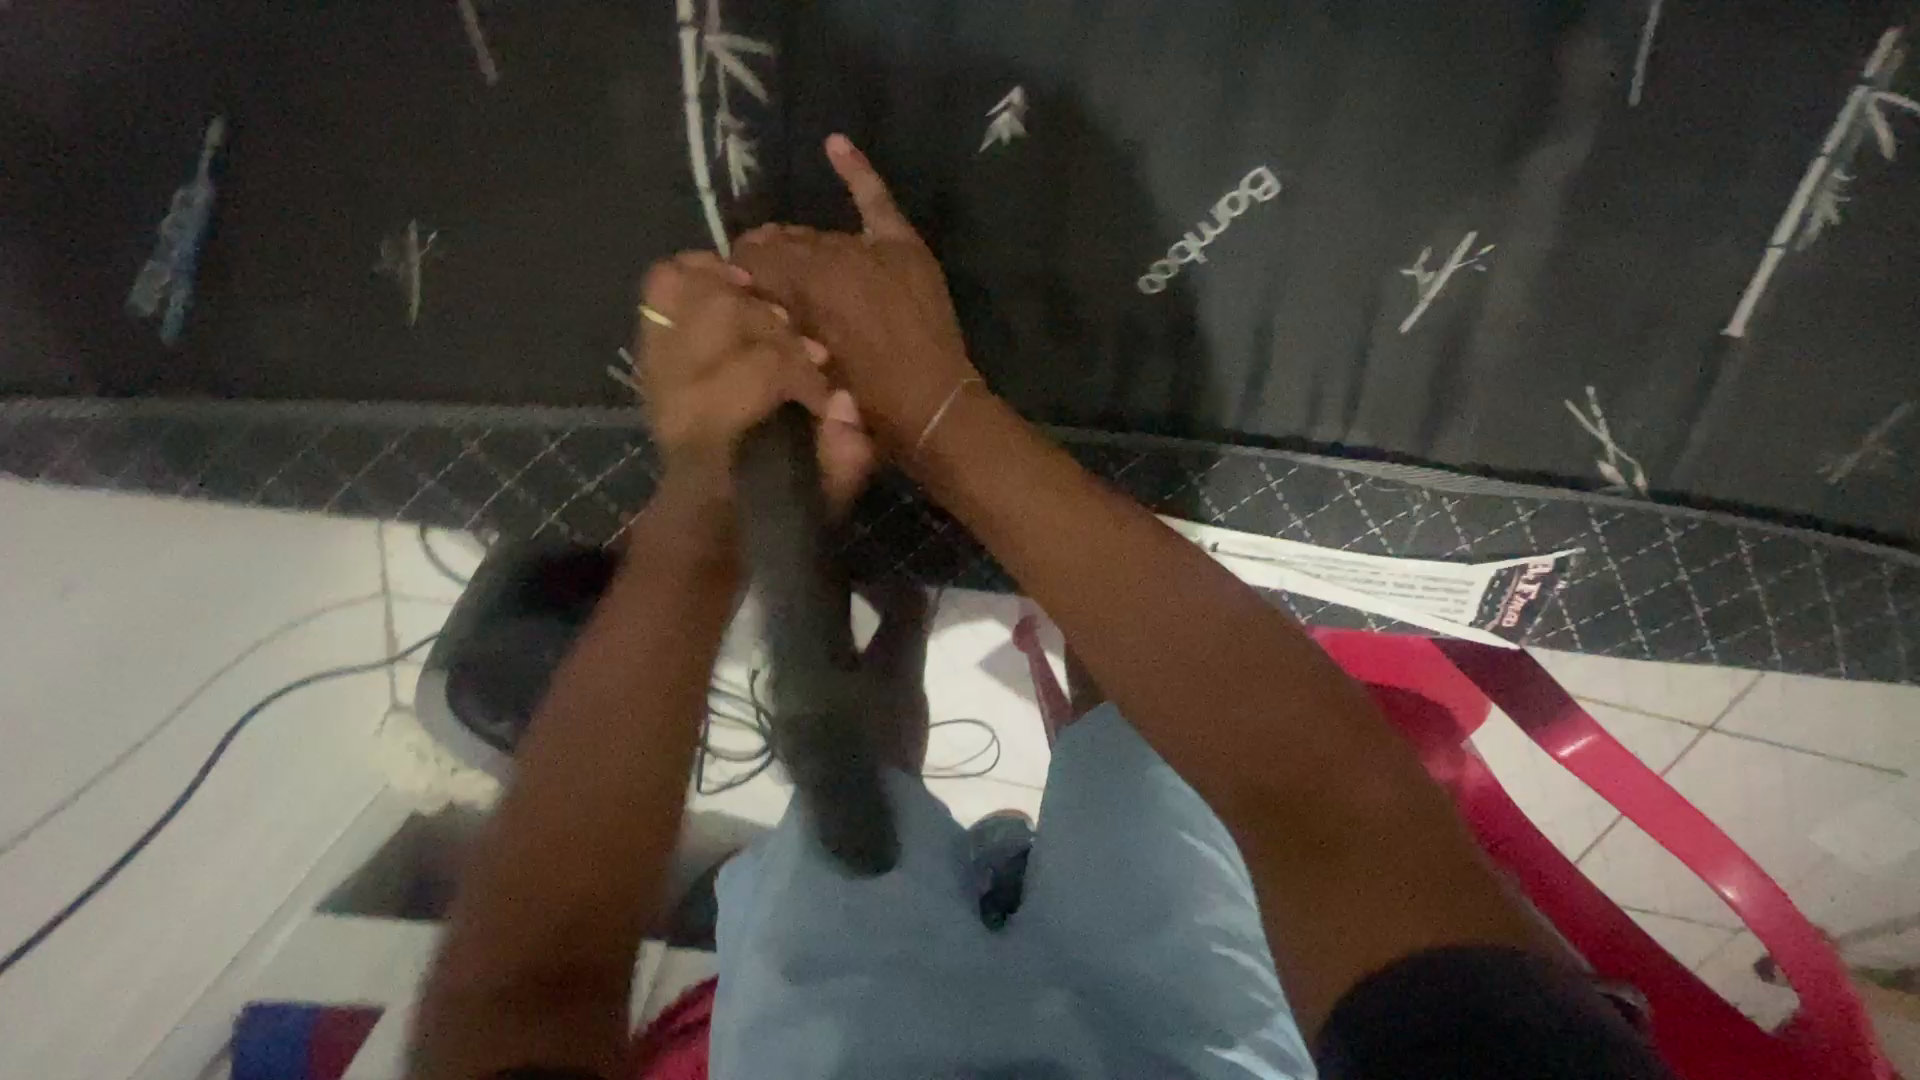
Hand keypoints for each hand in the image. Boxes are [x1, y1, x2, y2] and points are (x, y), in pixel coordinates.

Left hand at [634, 252, 874, 513]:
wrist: (702, 516)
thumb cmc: (764, 509)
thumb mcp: (817, 506)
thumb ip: (842, 463)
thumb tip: (843, 402)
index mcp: (714, 434)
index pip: (760, 369)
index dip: (803, 372)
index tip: (824, 394)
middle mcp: (676, 391)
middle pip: (725, 314)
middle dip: (775, 326)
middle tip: (802, 349)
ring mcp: (657, 366)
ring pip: (689, 291)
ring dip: (739, 292)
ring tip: (772, 312)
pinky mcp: (650, 351)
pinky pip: (662, 289)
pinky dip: (697, 272)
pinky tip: (733, 281)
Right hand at [733, 135, 980, 451]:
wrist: (933, 409)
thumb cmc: (866, 404)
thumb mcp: (810, 369)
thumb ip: (784, 327)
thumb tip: (758, 299)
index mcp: (808, 290)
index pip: (759, 263)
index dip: (741, 271)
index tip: (730, 281)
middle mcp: (836, 258)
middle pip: (789, 245)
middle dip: (766, 256)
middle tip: (752, 272)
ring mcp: (871, 250)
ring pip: (823, 235)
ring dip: (799, 242)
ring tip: (779, 246)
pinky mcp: (903, 249)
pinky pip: (875, 201)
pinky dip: (857, 172)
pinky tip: (835, 144)